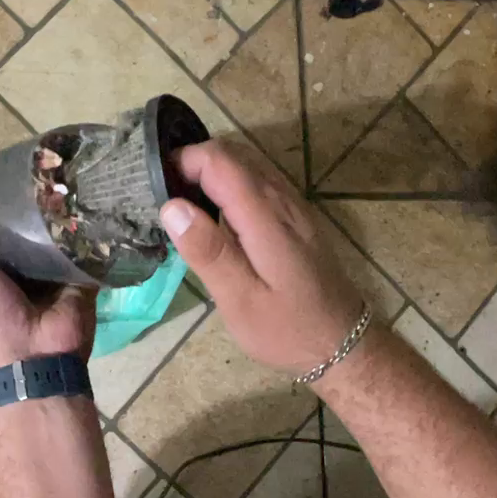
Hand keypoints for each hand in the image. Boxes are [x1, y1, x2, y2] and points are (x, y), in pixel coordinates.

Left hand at [0, 190, 96, 370]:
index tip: (9, 173)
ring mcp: (57, 279)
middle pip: (33, 236)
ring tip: (72, 178)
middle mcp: (27, 275)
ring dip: (65, 219)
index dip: (1, 208)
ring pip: (61, 242)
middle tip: (46, 170)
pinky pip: (88, 255)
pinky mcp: (84, 282)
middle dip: (38, 210)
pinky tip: (94, 203)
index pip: (0, 234)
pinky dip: (90, 236)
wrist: (35, 360)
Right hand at [160, 143, 364, 376]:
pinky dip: (230, 184)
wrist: (342, 343)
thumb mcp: (241, 300)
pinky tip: (214, 215)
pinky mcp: (296, 217)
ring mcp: (293, 206)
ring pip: (247, 164)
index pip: (219, 161)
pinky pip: (258, 181)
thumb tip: (172, 206)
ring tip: (180, 203)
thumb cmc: (286, 329)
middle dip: (193, 163)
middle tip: (160, 196)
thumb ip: (209, 252)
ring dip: (210, 172)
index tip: (153, 187)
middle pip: (233, 154)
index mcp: (266, 218)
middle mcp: (282, 200)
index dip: (182, 162)